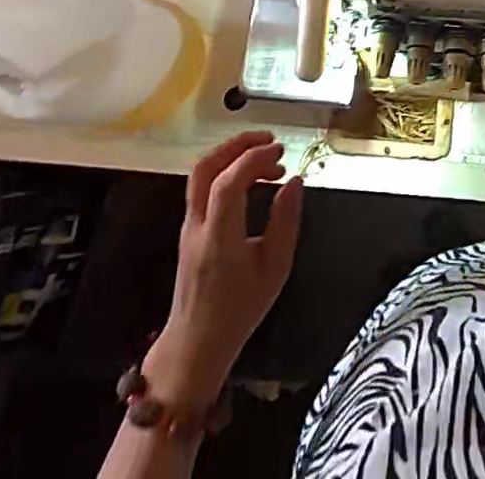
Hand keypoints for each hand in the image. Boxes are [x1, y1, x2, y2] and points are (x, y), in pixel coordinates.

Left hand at [146, 131, 304, 405]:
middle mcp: (198, 226)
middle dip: (237, 144)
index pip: (228, 182)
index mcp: (219, 238)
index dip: (254, 158)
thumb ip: (286, 221)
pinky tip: (255, 181)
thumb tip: (295, 182)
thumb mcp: (276, 268)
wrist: (197, 343)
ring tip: (268, 159)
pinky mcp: (190, 229)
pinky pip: (204, 188)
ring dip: (232, 155)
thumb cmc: (240, 309)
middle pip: (204, 168)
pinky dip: (228, 172)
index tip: (281, 152)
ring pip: (200, 174)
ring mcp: (189, 226)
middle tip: (270, 140)